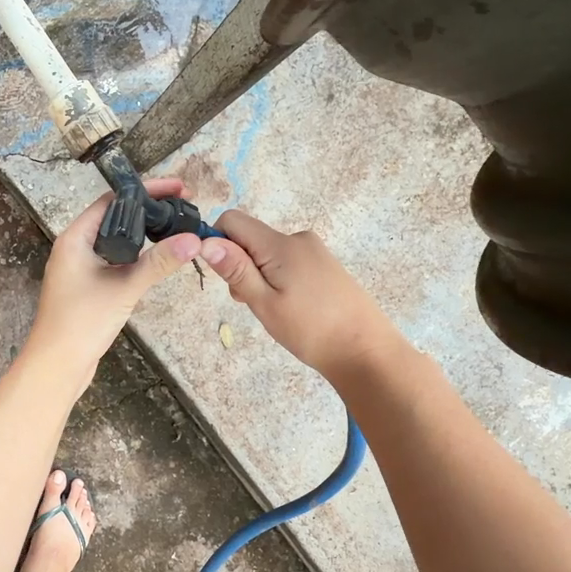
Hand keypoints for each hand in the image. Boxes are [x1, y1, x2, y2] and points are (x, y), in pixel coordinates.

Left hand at [25, 178, 202, 366]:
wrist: (57, 365)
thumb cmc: (81, 322)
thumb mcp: (125, 288)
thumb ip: (158, 263)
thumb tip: (193, 239)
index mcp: (74, 239)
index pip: (112, 201)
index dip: (145, 190)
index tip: (177, 188)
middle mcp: (73, 248)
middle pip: (114, 217)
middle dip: (148, 209)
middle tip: (182, 205)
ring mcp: (79, 268)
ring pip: (115, 240)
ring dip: (143, 233)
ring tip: (175, 226)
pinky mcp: (86, 286)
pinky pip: (113, 260)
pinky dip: (135, 255)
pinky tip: (156, 258)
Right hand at [198, 210, 405, 377]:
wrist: (366, 350)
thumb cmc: (311, 330)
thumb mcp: (264, 303)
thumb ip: (235, 270)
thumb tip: (204, 242)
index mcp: (281, 244)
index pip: (232, 221)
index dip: (217, 242)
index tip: (222, 275)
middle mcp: (298, 239)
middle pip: (249, 238)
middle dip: (238, 265)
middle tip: (251, 302)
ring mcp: (314, 251)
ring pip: (266, 253)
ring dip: (257, 276)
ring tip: (274, 309)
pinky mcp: (323, 264)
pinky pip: (285, 262)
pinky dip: (276, 280)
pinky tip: (290, 307)